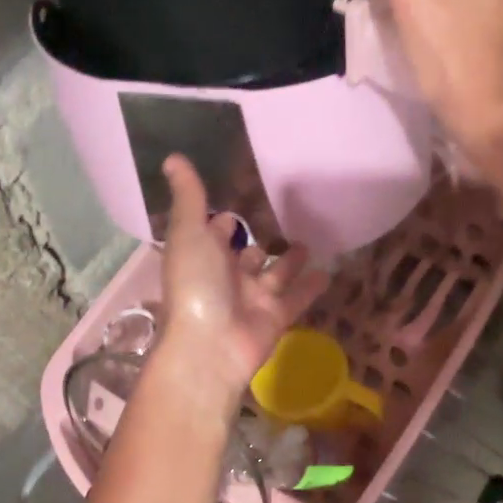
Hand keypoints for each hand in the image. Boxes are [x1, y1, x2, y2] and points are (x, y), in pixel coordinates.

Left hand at [156, 155, 329, 410]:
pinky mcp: (275, 317)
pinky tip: (329, 271)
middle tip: (283, 222)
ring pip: (275, 275)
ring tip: (309, 241)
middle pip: (246, 256)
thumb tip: (173, 157)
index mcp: (202, 256)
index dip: (222, 221)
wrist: (211, 345)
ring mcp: (252, 299)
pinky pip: (297, 297)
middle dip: (258, 242)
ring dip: (290, 260)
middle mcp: (227, 277)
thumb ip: (189, 197)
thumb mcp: (189, 233)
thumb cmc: (195, 285)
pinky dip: (311, 286)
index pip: (214, 234)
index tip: (238, 204)